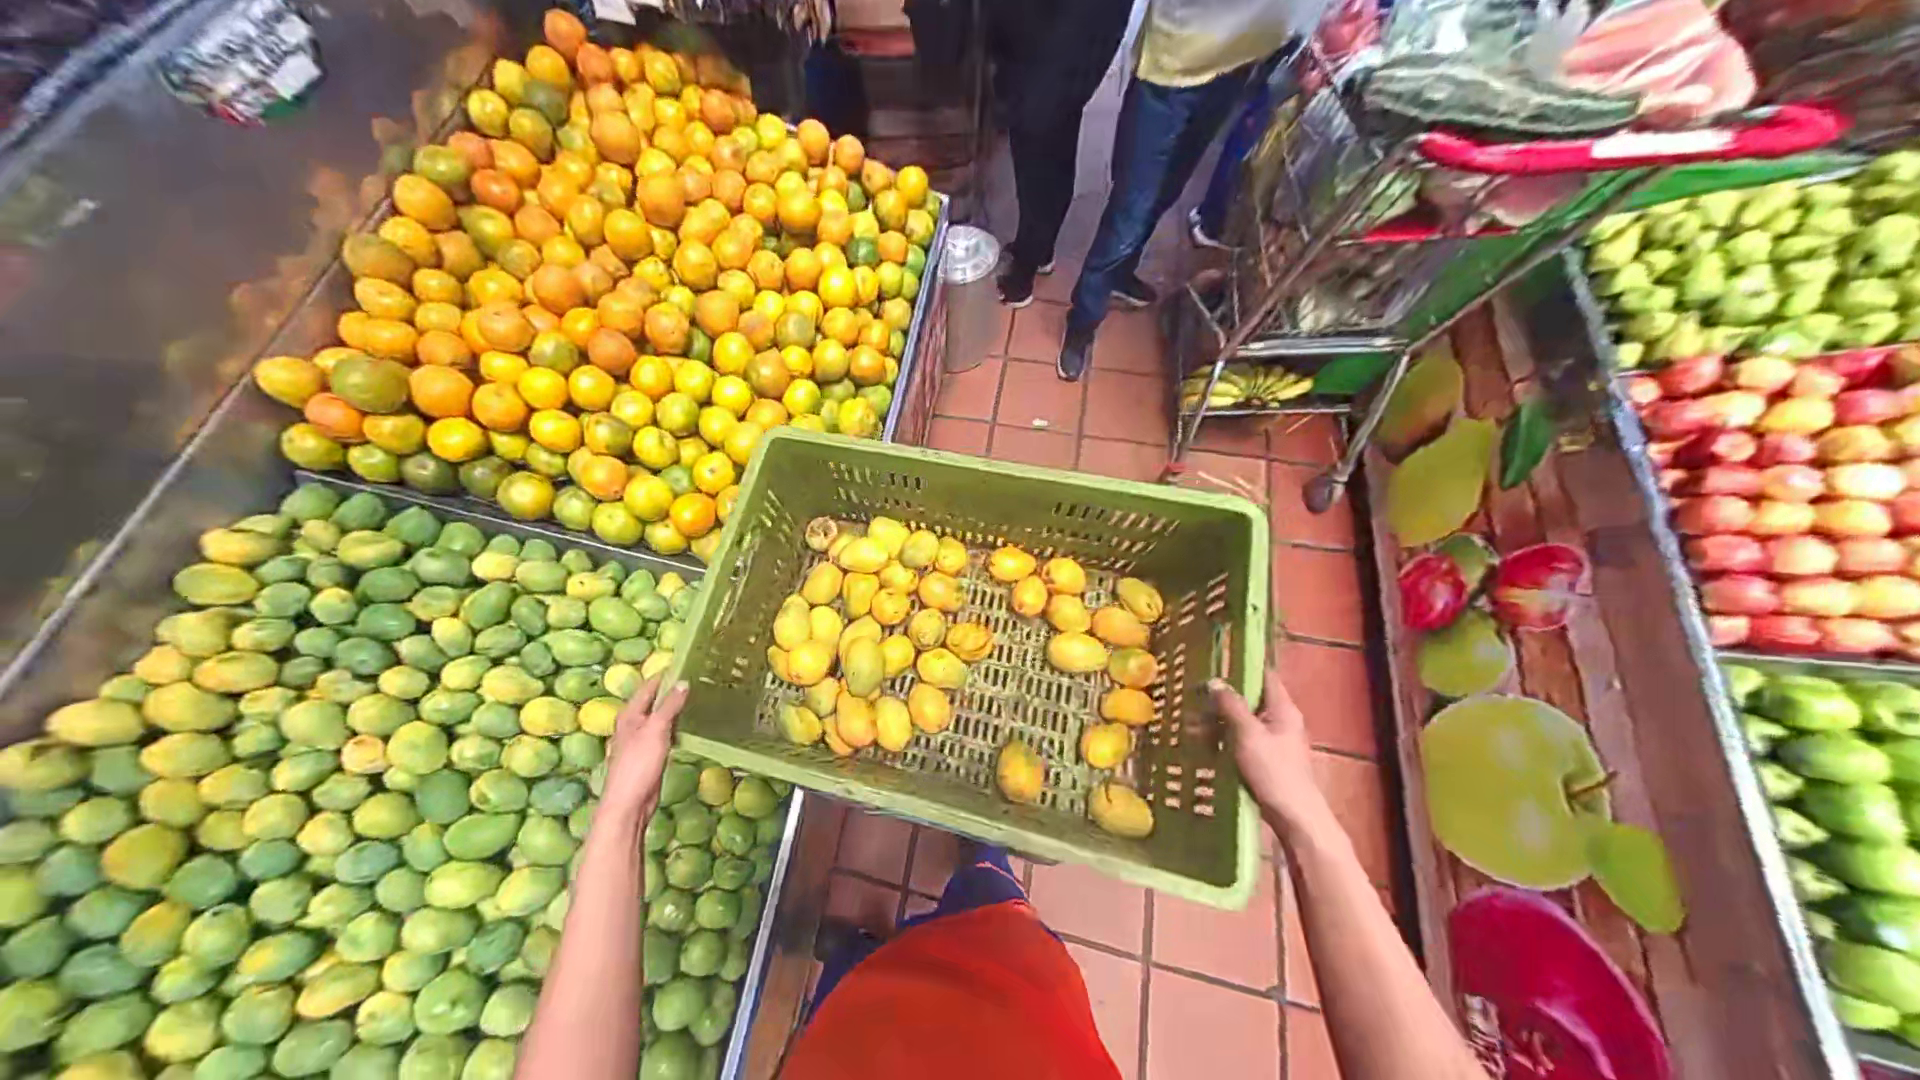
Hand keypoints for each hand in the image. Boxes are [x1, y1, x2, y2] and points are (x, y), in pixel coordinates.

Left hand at [602, 676, 687, 822]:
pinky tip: (686, 727)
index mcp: (629, 715)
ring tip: (695, 699)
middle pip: (653, 701)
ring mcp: (639, 740)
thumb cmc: (639, 764)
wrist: (629, 803)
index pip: (648, 687)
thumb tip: (683, 682)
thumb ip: (670, 705)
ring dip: (673, 709)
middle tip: (696, 680)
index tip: (686, 664)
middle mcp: (632, 724)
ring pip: (658, 717)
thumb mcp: (656, 729)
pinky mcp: (648, 755)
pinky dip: (674, 726)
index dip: (665, 675)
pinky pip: (663, 733)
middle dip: (671, 691)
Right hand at [1209, 655, 1333, 840]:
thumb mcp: (1248, 735)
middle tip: (1194, 694)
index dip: (1241, 665)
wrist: (1295, 818)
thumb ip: (1231, 706)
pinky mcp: (1266, 758)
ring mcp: (1274, 740)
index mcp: (1283, 709)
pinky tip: (1204, 742)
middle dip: (1222, 696)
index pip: (1264, 675)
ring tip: (1191, 721)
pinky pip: (1242, 739)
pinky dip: (1224, 737)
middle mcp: (1281, 720)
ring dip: (1219, 719)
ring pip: (1243, 720)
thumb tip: (1214, 681)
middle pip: (1250, 697)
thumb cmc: (1275, 772)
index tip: (1214, 660)